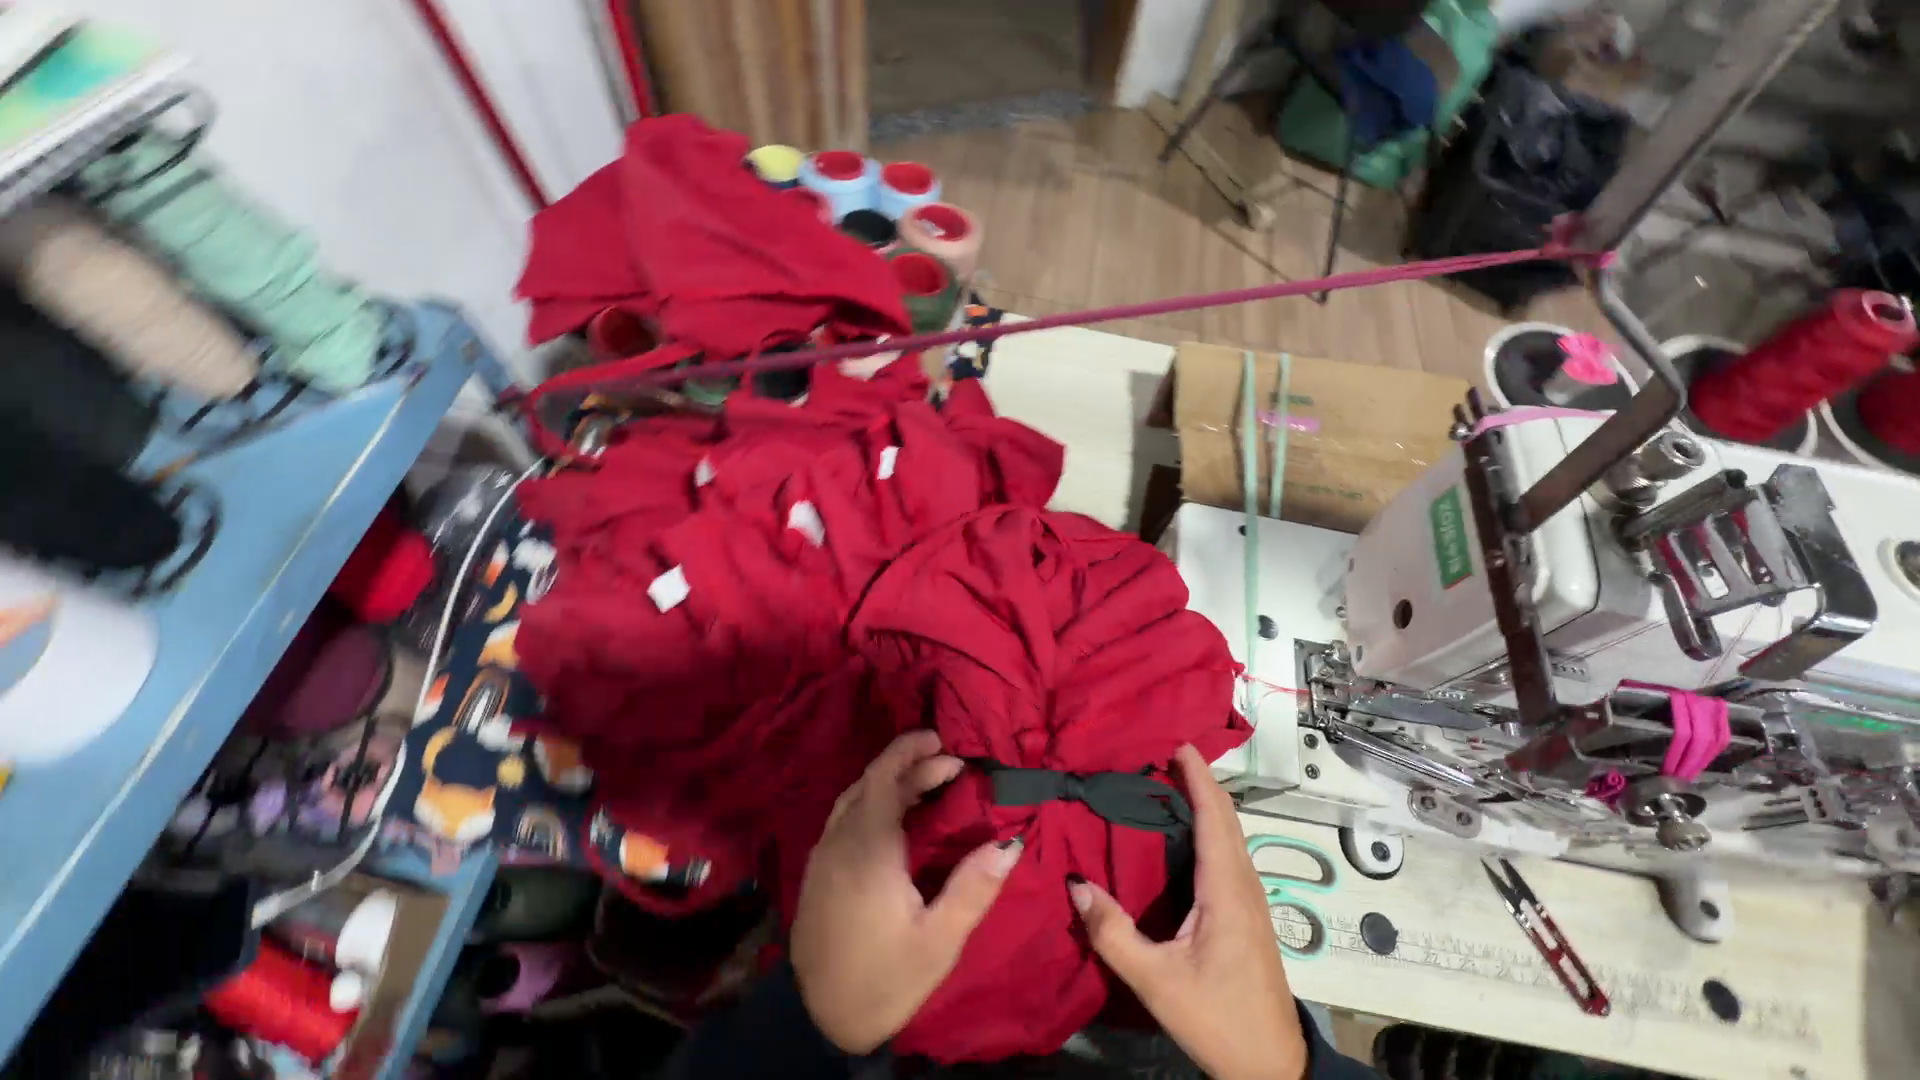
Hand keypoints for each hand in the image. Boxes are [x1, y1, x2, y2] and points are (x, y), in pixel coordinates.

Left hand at [791, 730, 1023, 1052]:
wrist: (821, 1022)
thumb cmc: (886, 979)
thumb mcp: (939, 940)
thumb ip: (973, 887)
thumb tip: (1010, 841)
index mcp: (867, 849)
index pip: (883, 778)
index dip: (908, 752)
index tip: (939, 739)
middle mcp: (838, 842)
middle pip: (870, 785)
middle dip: (909, 768)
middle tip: (950, 766)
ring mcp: (821, 858)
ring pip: (853, 801)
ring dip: (888, 785)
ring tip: (926, 783)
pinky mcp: (815, 875)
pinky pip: (842, 821)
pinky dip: (870, 804)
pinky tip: (893, 820)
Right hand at [1069, 745, 1307, 1079]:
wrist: (1271, 1067)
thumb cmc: (1217, 1018)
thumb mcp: (1156, 981)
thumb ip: (1113, 933)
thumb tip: (1076, 883)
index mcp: (1226, 889)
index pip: (1215, 814)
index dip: (1197, 774)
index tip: (1172, 739)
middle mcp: (1242, 883)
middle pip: (1225, 816)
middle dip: (1196, 778)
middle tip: (1154, 752)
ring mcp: (1248, 898)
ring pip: (1228, 834)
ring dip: (1201, 801)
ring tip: (1161, 780)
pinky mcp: (1244, 912)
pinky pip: (1225, 853)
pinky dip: (1205, 826)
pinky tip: (1177, 832)